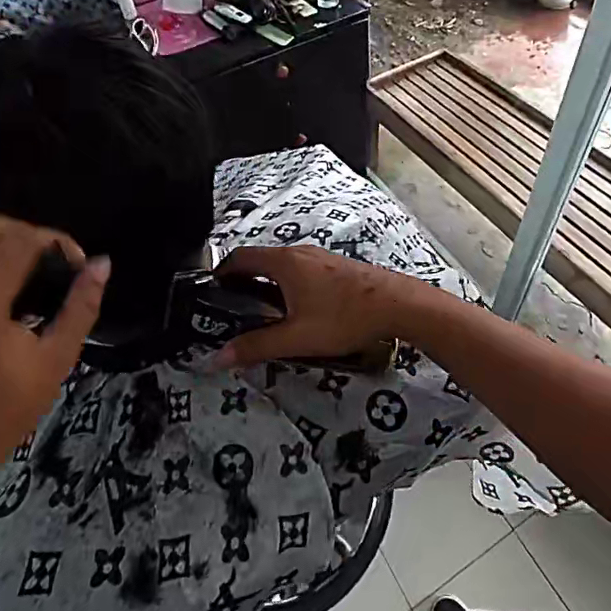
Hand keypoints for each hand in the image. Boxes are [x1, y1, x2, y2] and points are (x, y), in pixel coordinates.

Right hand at [213, 246, 414, 367]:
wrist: (398, 304)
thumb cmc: (345, 317)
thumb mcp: (297, 337)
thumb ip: (257, 347)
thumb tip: (218, 357)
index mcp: (284, 263)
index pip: (240, 257)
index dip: (221, 272)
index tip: (212, 293)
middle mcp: (300, 253)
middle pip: (261, 260)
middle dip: (243, 281)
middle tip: (233, 308)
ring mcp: (321, 257)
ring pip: (283, 266)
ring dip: (268, 283)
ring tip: (262, 313)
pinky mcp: (337, 267)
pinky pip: (302, 271)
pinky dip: (289, 285)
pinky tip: (297, 310)